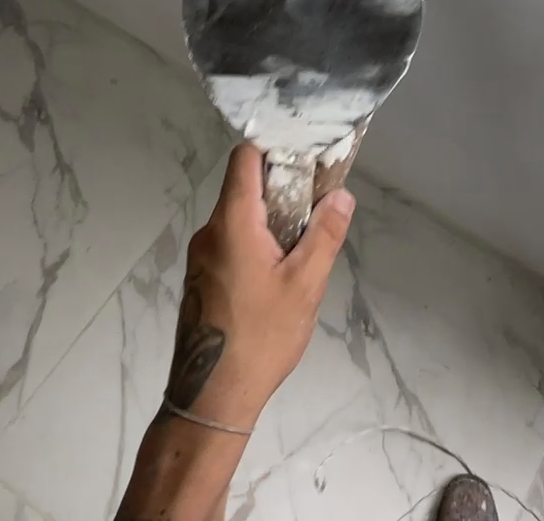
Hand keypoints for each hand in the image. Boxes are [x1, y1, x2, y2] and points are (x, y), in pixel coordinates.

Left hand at [166, 142, 354, 428]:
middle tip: (319, 203)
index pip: (245, 158)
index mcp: (233, 223)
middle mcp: (211, 231)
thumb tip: (341, 195)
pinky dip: (258, 241)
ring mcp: (202, 256)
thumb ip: (325, 234)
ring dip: (273, 219)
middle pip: (245, 187)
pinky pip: (232, 241)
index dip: (274, 145)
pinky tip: (281, 271)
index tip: (305, 151)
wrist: (211, 399)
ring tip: (306, 243)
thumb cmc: (261, 336)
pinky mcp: (202, 278)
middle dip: (283, 187)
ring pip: (241, 217)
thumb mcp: (305, 284)